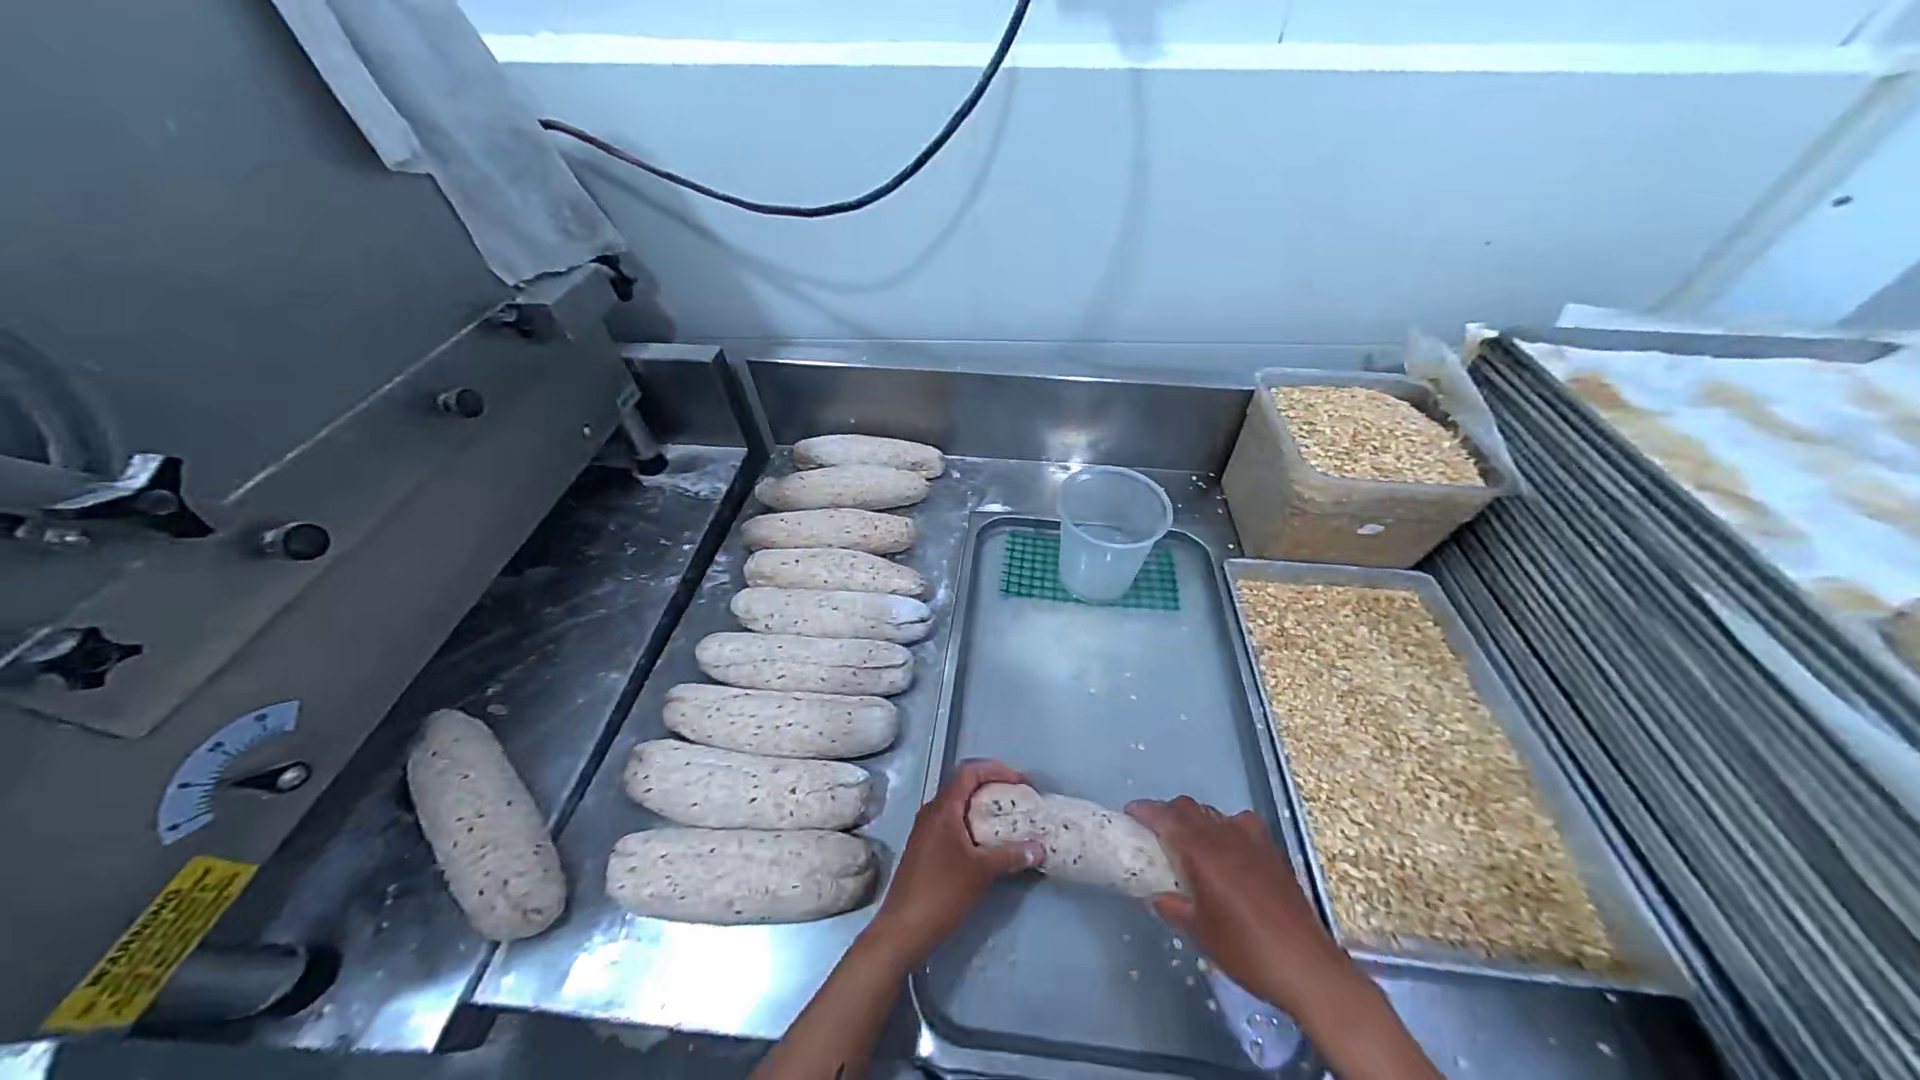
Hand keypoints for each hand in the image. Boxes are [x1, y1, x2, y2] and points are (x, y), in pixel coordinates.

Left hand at [867, 759, 1045, 964]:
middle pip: (963, 786)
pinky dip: (971, 826)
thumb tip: (1039, 848)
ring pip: (957, 807)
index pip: (969, 771)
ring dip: (982, 808)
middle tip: (1018, 801)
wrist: (903, 928)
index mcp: (943, 808)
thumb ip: (1012, 855)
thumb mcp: (982, 872)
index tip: (1020, 783)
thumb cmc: (943, 891)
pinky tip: (986, 845)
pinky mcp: (923, 849)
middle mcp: (931, 812)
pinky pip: (951, 824)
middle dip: (992, 788)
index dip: (996, 770)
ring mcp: (924, 831)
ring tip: (1007, 822)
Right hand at [1126, 796, 1351, 1016]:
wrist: (1307, 967)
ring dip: (1195, 819)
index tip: (1129, 815)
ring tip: (1188, 841)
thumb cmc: (1246, 951)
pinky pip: (1241, 824)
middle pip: (1189, 807)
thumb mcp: (1199, 933)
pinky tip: (1229, 848)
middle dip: (1167, 813)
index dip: (1145, 811)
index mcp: (1202, 852)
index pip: (1167, 817)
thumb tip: (1156, 895)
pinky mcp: (1273, 852)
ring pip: (1214, 812)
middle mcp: (1226, 836)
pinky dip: (1226, 826)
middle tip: (1154, 831)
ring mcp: (1253, 841)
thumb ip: (1173, 907)